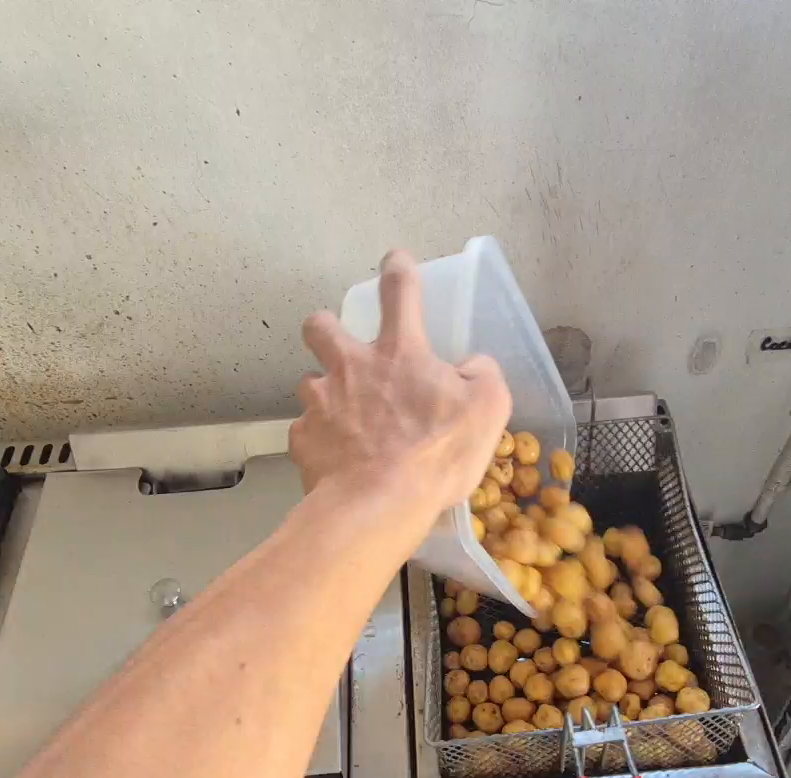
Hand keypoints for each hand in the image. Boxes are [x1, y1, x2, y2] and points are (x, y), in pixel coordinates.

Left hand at [290, 250, 511, 514]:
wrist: (379, 504)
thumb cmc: (437, 453)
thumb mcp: (488, 409)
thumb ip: (482, 375)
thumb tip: (471, 365)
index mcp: (399, 353)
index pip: (400, 290)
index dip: (399, 269)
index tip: (395, 260)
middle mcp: (351, 367)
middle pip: (321, 325)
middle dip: (326, 328)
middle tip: (340, 348)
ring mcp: (320, 402)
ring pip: (308, 382)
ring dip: (324, 393)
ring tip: (344, 421)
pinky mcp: (302, 438)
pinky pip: (306, 431)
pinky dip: (320, 440)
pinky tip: (336, 461)